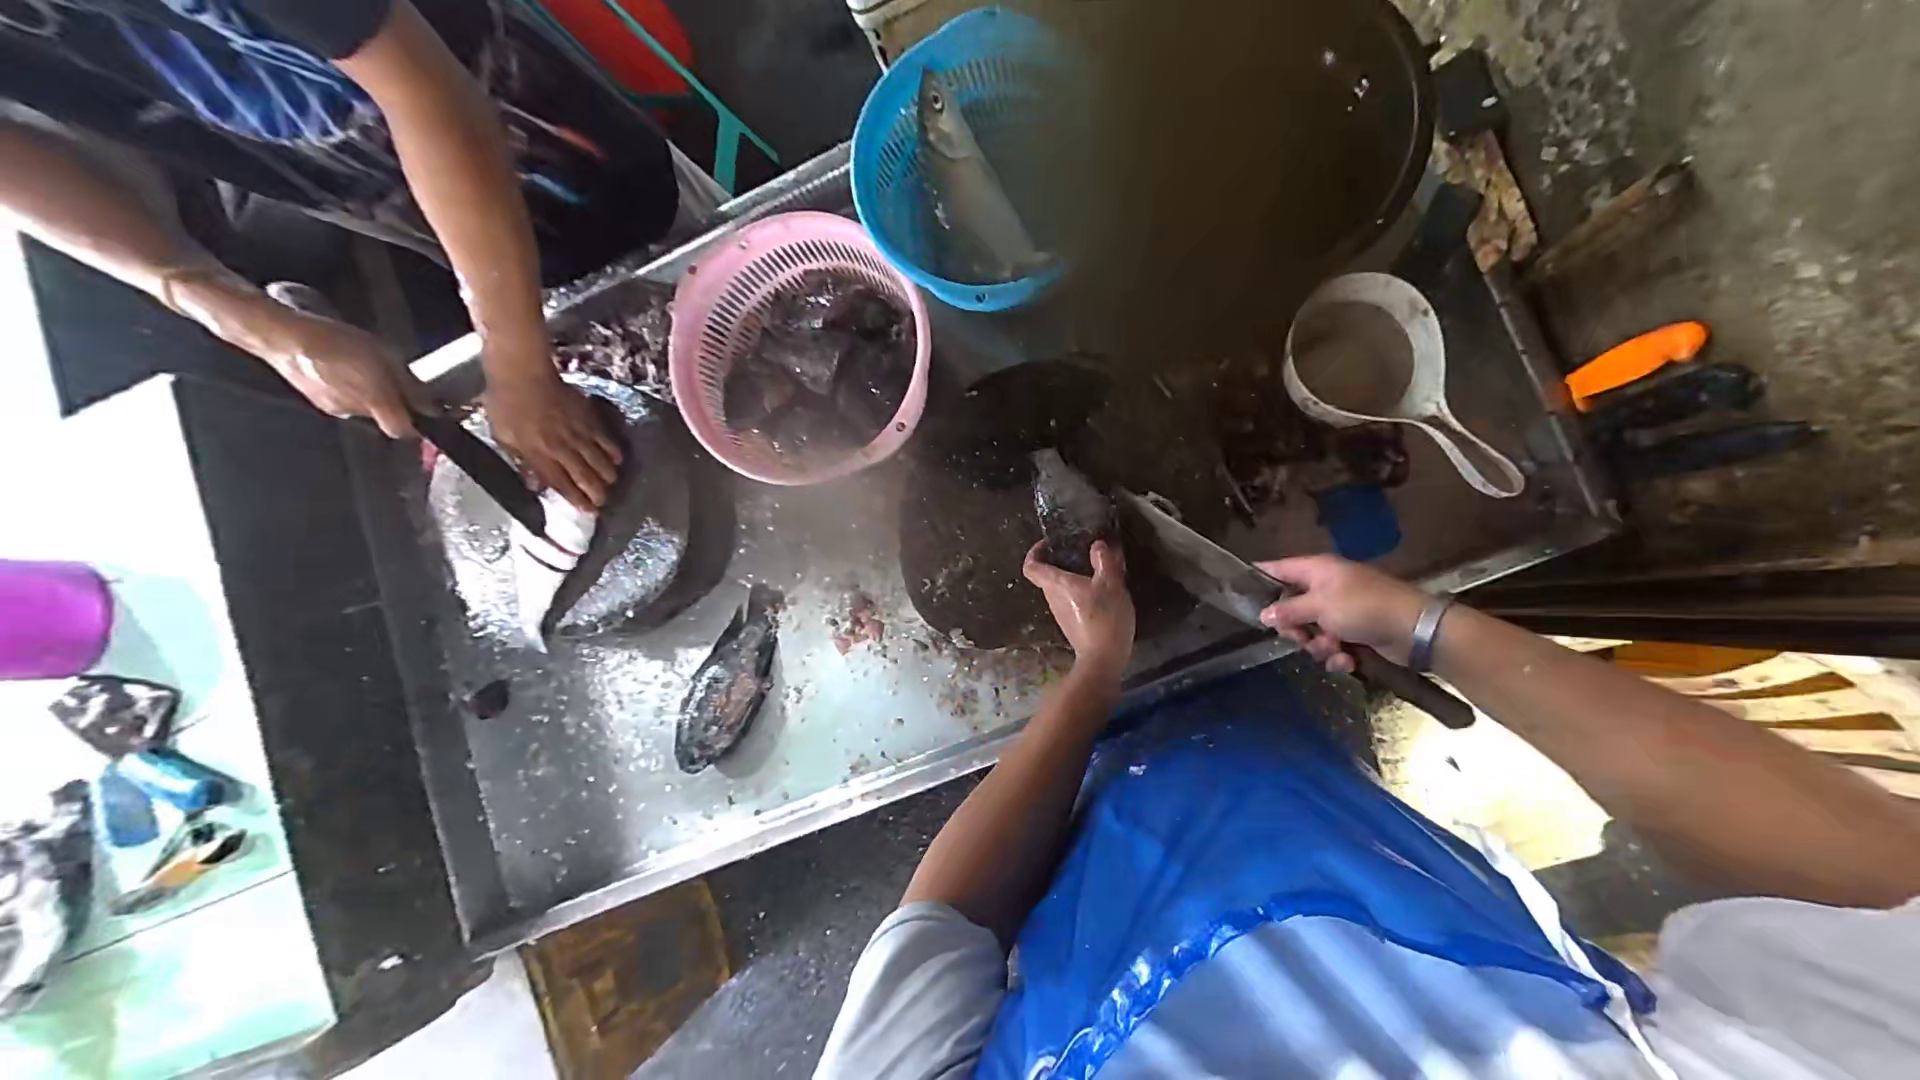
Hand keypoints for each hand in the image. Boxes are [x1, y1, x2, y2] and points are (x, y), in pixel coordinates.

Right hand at [174, 277, 425, 436]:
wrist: (279, 334)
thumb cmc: (336, 340)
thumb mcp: (387, 357)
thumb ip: (411, 386)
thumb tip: (430, 407)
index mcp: (375, 402)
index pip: (403, 432)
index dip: (416, 426)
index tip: (424, 413)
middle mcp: (354, 412)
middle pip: (383, 418)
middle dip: (392, 404)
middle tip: (391, 381)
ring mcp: (333, 408)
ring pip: (362, 409)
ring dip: (369, 396)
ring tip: (363, 371)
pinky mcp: (316, 402)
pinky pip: (342, 401)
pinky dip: (348, 391)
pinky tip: (342, 371)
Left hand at [483, 367, 622, 510]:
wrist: (523, 373)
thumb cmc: (507, 404)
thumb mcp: (502, 436)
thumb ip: (520, 460)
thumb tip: (534, 483)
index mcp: (538, 453)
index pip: (561, 484)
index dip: (576, 499)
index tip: (588, 511)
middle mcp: (561, 448)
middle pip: (586, 477)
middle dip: (597, 493)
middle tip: (602, 501)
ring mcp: (579, 434)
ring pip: (601, 463)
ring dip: (608, 477)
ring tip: (610, 483)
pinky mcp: (591, 421)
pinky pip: (609, 442)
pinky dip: (615, 454)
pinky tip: (616, 460)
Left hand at [1023, 540, 1135, 681]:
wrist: (1103, 658)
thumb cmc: (1104, 618)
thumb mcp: (1111, 584)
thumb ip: (1104, 561)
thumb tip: (1097, 544)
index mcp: (1056, 584)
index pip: (1031, 566)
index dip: (1035, 552)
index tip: (1047, 544)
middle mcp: (1052, 598)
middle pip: (1047, 576)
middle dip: (1061, 562)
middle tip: (1080, 554)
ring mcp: (1060, 613)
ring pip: (1060, 590)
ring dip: (1073, 579)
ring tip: (1096, 573)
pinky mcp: (1071, 625)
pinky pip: (1070, 602)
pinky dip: (1080, 594)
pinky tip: (1100, 595)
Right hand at [1254, 555, 1428, 672]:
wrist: (1416, 630)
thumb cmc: (1365, 607)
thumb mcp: (1320, 606)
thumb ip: (1288, 610)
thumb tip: (1263, 615)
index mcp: (1317, 571)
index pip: (1277, 568)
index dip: (1258, 578)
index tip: (1238, 592)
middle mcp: (1326, 588)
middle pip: (1290, 607)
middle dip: (1293, 628)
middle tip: (1297, 637)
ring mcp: (1341, 611)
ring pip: (1310, 631)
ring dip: (1317, 645)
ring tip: (1334, 649)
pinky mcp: (1354, 633)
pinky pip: (1331, 645)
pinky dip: (1336, 655)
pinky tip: (1348, 660)